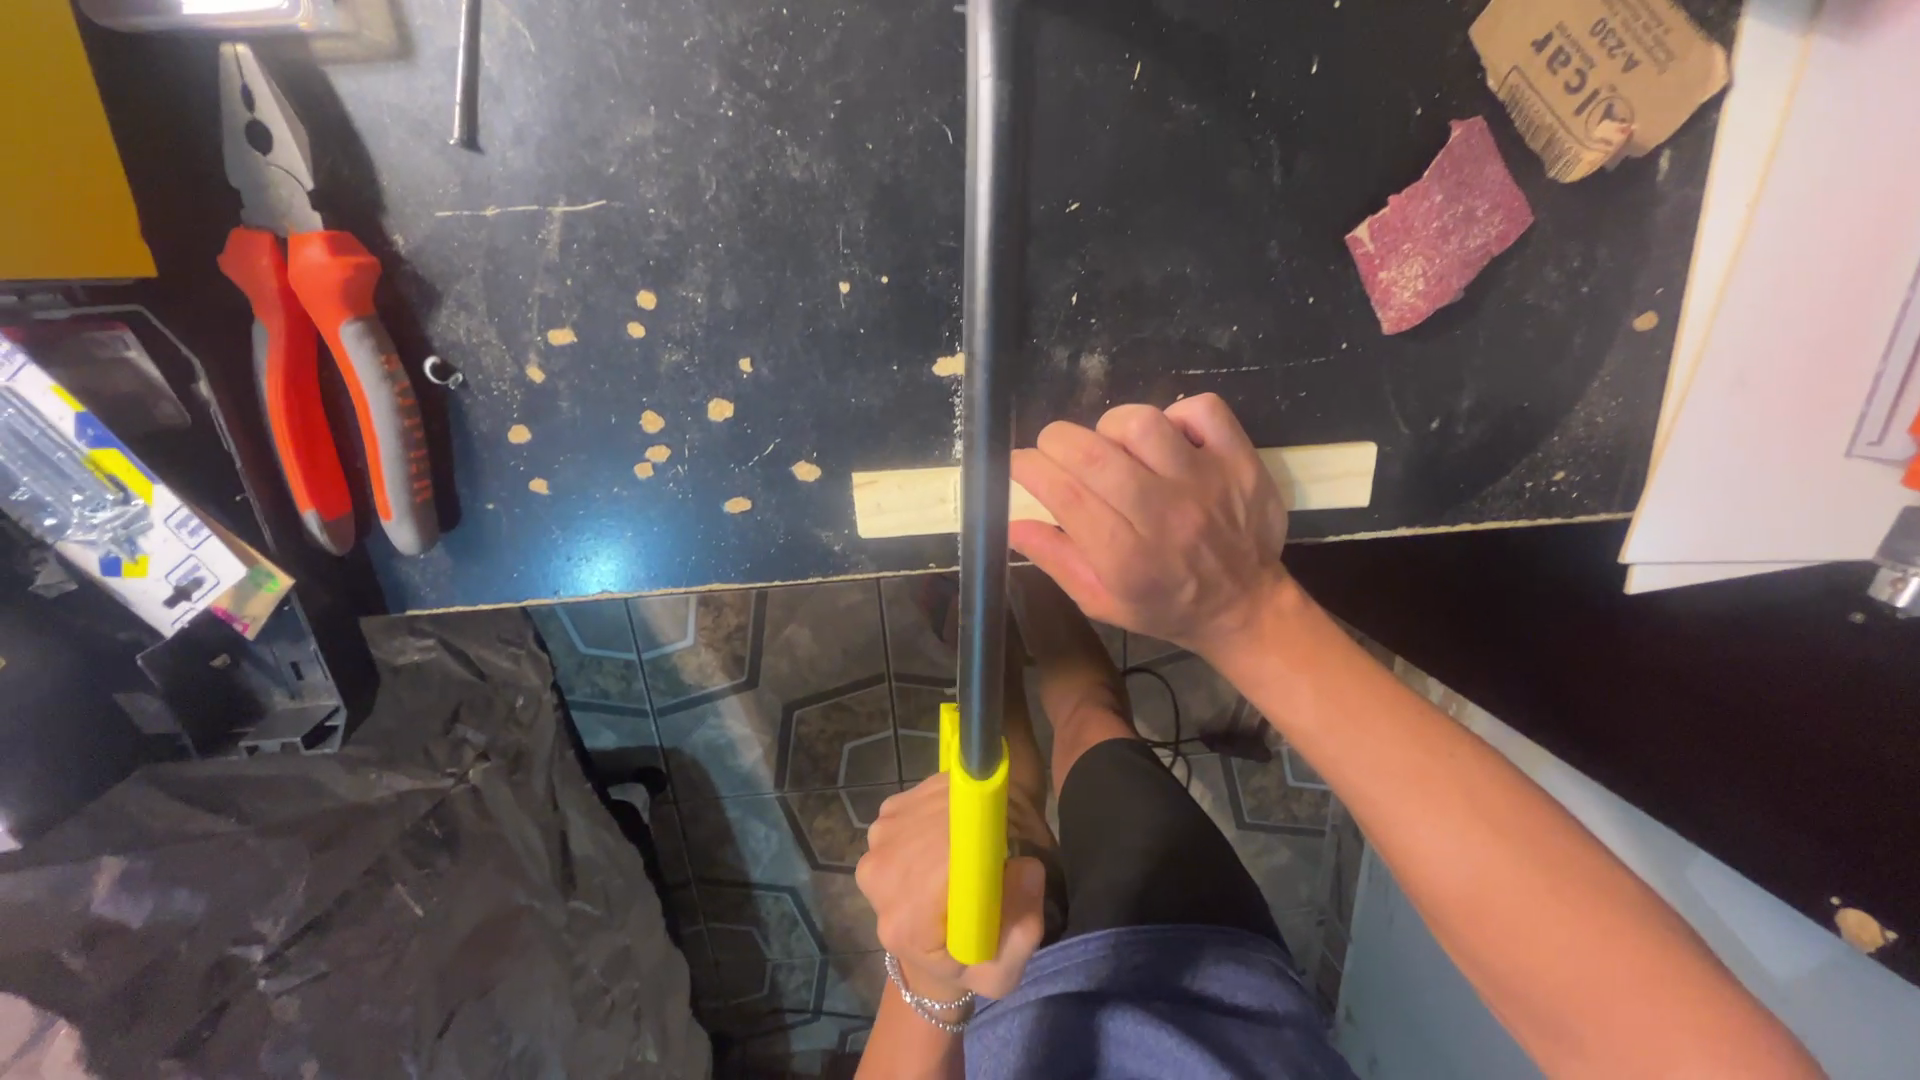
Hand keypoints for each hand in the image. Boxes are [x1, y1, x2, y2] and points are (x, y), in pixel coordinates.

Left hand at [855, 774, 1048, 1001]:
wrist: (930, 953)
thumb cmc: (969, 963)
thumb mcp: (1003, 972)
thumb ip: (1022, 931)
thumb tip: (1026, 868)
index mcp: (905, 923)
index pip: (943, 865)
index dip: (979, 849)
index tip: (1003, 851)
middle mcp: (880, 878)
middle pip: (938, 829)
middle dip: (977, 829)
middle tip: (1000, 846)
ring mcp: (880, 841)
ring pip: (937, 806)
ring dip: (966, 815)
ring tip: (979, 845)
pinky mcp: (887, 815)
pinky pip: (930, 795)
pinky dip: (953, 804)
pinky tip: (959, 833)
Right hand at [1009, 394, 1289, 659]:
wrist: (1244, 608)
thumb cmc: (1164, 605)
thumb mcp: (1100, 599)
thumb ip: (1055, 559)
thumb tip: (1011, 522)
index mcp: (1126, 558)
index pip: (1064, 494)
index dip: (1029, 468)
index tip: (1019, 465)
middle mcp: (1164, 517)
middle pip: (1093, 454)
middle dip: (1056, 442)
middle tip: (1056, 452)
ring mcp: (1206, 484)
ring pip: (1141, 423)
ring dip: (1111, 427)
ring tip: (1112, 448)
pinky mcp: (1238, 462)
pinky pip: (1201, 409)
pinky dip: (1177, 414)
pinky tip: (1167, 441)